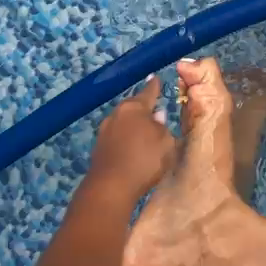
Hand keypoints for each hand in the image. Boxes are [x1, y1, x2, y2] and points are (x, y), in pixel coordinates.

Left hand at [85, 76, 175, 200]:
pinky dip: (125, 140)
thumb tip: (157, 116)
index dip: (154, 86)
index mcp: (135, 107)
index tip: (155, 77)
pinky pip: (117, 137)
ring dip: (133, 126)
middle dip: (143, 109)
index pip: (148, 92)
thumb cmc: (144, 160)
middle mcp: (117, 114)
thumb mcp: (166, 143)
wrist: (110, 187)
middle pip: (133, 107)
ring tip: (144, 134)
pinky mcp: (99, 148)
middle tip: (154, 112)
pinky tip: (131, 149)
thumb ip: (163, 127)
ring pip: (123, 122)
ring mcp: (105, 131)